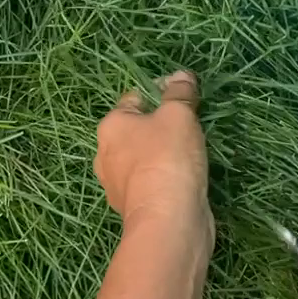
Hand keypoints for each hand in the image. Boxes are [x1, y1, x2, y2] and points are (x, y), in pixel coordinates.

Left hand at [93, 71, 211, 236]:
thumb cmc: (167, 158)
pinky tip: (185, 180)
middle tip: (190, 127)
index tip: (185, 100)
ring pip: (144, 158)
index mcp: (110, 126)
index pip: (135, 98)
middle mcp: (105, 154)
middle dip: (162, 127)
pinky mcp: (134, 209)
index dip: (160, 93)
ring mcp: (117, 186)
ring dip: (164, 154)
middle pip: (137, 130)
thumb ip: (179, 92)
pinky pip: (151, 183)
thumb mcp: (178, 115)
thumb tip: (182, 76)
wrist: (168, 223)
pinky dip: (166, 179)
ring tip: (191, 154)